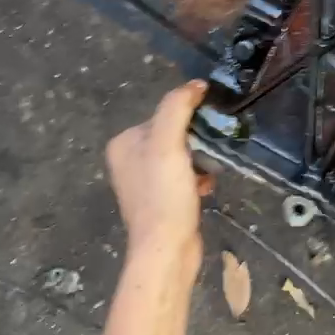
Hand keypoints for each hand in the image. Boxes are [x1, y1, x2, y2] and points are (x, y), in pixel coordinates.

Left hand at [106, 80, 212, 266]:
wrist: (166, 249)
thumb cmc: (163, 195)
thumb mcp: (168, 143)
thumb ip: (177, 107)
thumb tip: (195, 84)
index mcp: (124, 143)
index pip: (164, 114)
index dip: (188, 120)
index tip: (205, 131)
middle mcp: (130, 160)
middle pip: (175, 134)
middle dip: (197, 141)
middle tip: (210, 152)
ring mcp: (145, 182)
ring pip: (183, 155)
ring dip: (202, 160)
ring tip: (210, 170)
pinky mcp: (161, 200)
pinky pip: (185, 176)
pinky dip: (199, 178)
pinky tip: (207, 187)